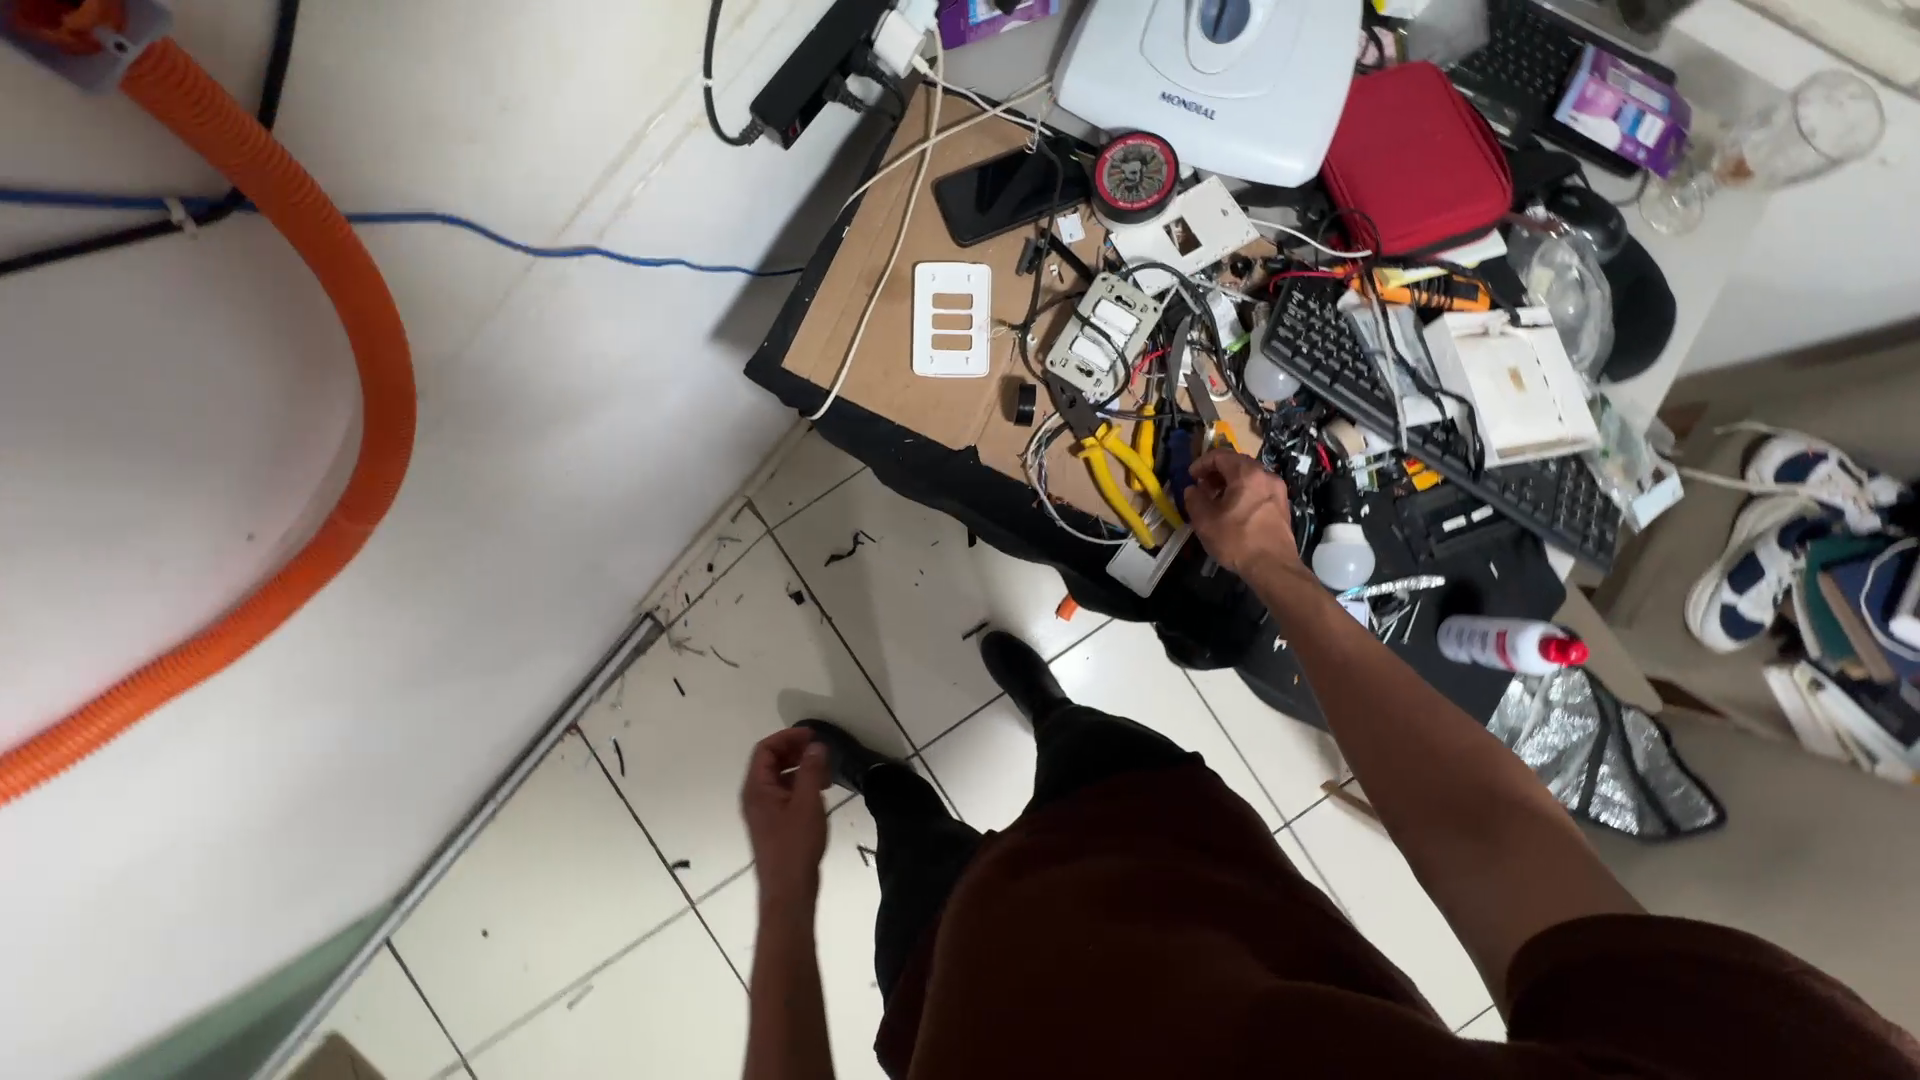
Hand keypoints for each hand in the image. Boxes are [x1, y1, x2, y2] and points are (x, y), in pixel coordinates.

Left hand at [740, 728, 830, 907]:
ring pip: (778, 778)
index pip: (765, 749)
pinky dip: (800, 784)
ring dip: (800, 767)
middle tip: (820, 749)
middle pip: (769, 762)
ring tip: (825, 770)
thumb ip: (812, 770)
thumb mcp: (808, 802)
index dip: (788, 737)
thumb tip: (815, 746)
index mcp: (756, 788)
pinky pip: (784, 793)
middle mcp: (754, 797)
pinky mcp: (773, 824)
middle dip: (794, 750)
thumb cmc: (796, 845)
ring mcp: (763, 812)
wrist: (788, 892)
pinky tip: (820, 792)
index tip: (812, 735)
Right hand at [1185, 449, 1306, 581]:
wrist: (1273, 567)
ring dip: (1229, 484)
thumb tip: (1192, 489)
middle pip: (1237, 464)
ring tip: (1215, 501)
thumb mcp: (1205, 521)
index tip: (1190, 477)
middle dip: (1216, 473)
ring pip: (1249, 477)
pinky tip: (1233, 511)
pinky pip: (1258, 490)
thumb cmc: (1236, 540)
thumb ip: (1194, 499)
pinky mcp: (1282, 506)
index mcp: (1247, 474)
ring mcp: (1278, 491)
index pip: (1221, 455)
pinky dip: (1243, 493)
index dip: (1202, 463)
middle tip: (1201, 488)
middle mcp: (1266, 476)